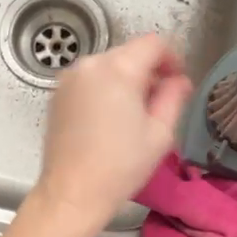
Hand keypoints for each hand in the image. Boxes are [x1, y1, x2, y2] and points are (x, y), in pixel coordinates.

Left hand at [35, 34, 192, 223]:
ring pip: (108, 65)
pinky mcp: (57, 94)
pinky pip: (90, 79)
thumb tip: (180, 81)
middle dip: (148, 71)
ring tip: (134, 113)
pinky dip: (105, 88)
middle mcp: (90, 65)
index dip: (172, 58)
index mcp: (118, 69)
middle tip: (160, 102)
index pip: (153, 44)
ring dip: (126, 79)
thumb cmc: (121, 166)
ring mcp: (70, 78)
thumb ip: (174, 97)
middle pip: (129, 53)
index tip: (178, 81)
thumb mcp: (160, 133)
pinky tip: (110, 118)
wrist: (72, 193)